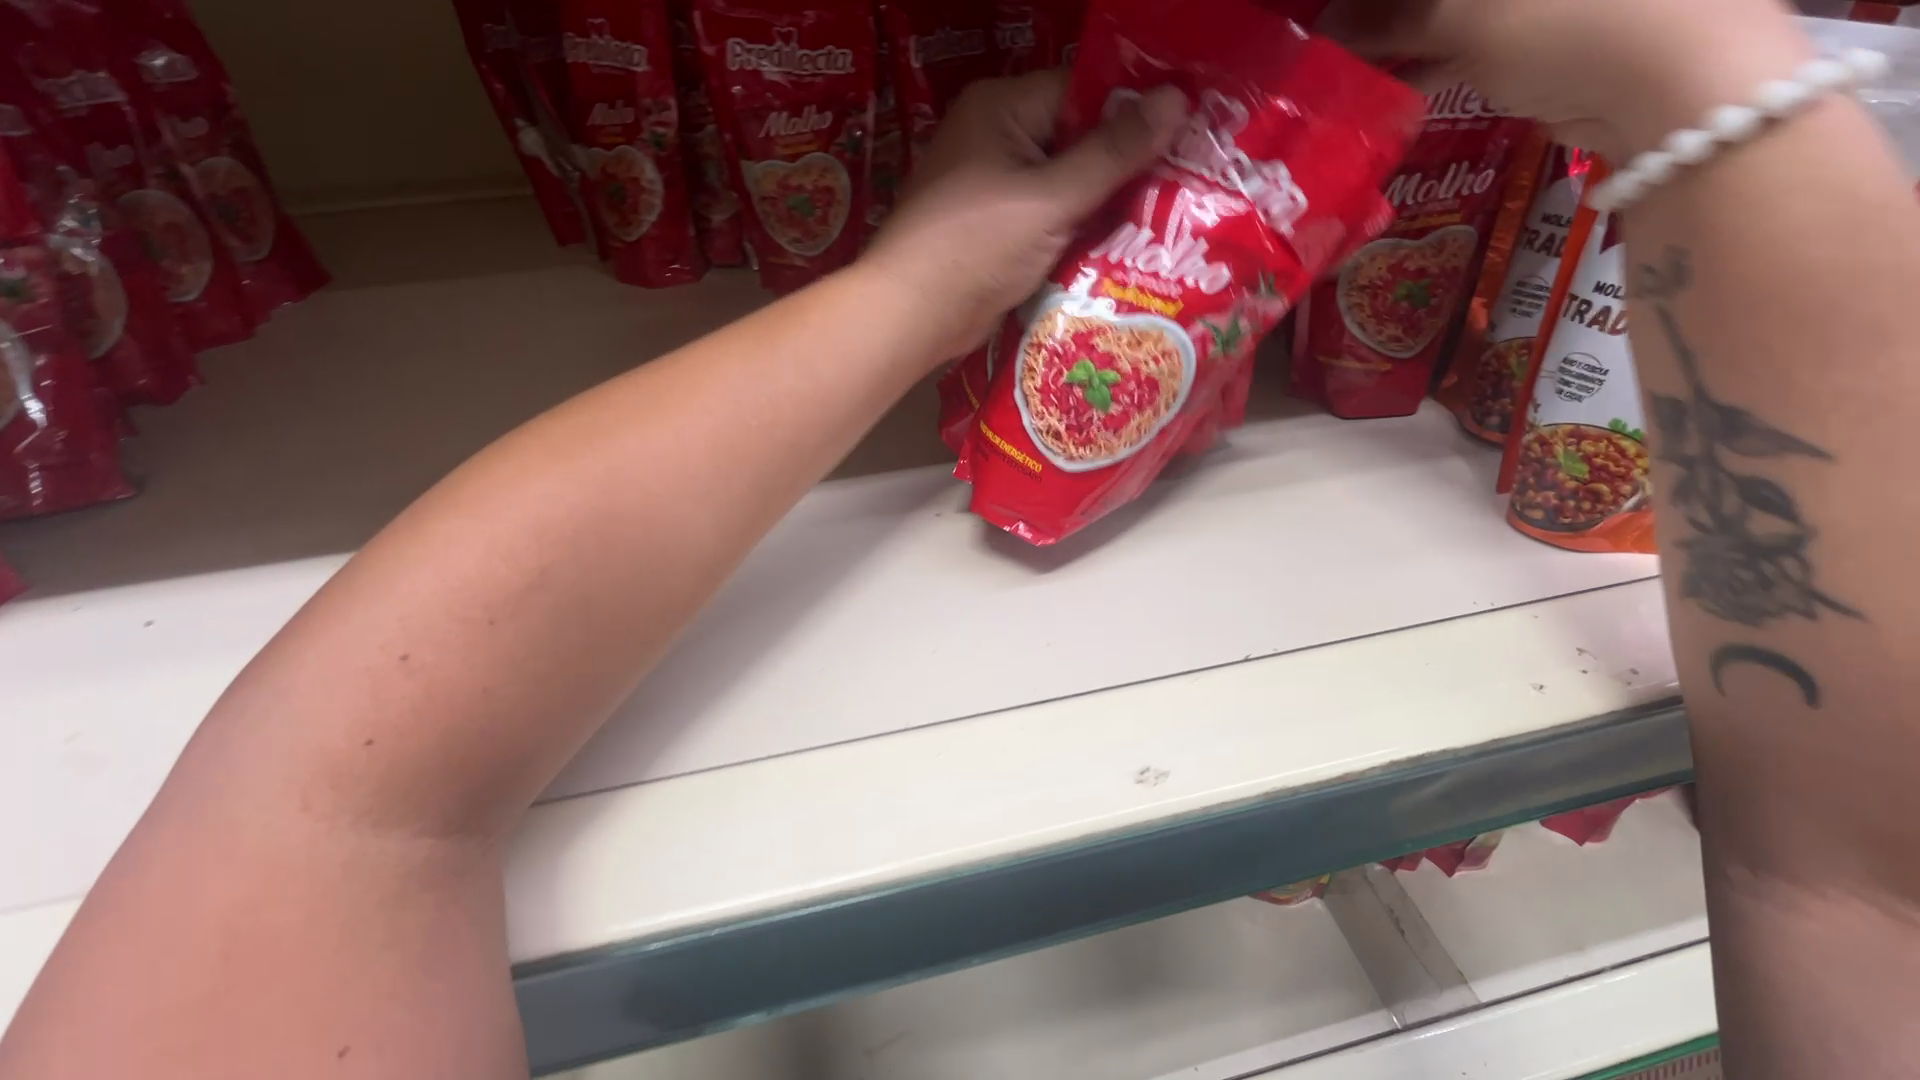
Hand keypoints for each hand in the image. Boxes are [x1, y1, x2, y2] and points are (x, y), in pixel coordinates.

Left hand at [858, 70, 1188, 363]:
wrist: (912, 316)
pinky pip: (1046, 220)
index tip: (1185, 135)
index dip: (1132, 112)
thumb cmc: (976, 247)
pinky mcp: (993, 231)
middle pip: (1075, 139)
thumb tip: (1176, 98)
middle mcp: (993, 138)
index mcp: (1001, 107)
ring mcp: (990, 187)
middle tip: (1183, 184)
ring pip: (1063, 185)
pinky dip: (1075, 232)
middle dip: (1122, 165)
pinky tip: (1117, 248)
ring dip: (1102, 205)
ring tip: (1163, 221)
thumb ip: (1113, 152)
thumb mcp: (1051, 197)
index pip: (1082, 91)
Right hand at [1319, 0, 1812, 158]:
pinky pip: (1465, 41)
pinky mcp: (1541, 35)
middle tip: (1330, 36)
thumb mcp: (1470, 18)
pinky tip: (1382, 87)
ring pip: (1447, 10)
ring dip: (1395, 37)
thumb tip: (1329, 27)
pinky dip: (1425, 62)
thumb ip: (1394, 22)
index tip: (1326, 10)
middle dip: (1382, 9)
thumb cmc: (1574, 20)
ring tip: (1341, 68)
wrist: (1673, 86)